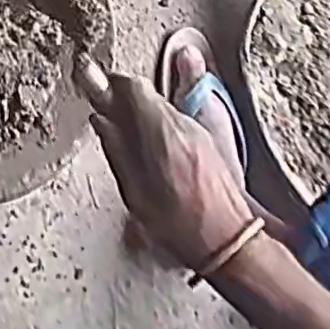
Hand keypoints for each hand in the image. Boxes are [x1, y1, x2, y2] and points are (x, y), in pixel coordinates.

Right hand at [91, 74, 252, 269]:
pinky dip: (157, 124)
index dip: (111, 84)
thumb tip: (100, 121)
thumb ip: (116, 148)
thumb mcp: (135, 192)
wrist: (232, 244)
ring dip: (140, 113)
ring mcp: (197, 131)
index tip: (98, 93)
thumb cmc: (184, 226)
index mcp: (161, 133)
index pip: (133, 86)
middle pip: (146, 92)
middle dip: (123, 100)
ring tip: (128, 138)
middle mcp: (182, 125)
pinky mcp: (206, 140)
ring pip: (160, 105)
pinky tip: (151, 150)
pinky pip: (174, 119)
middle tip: (108, 116)